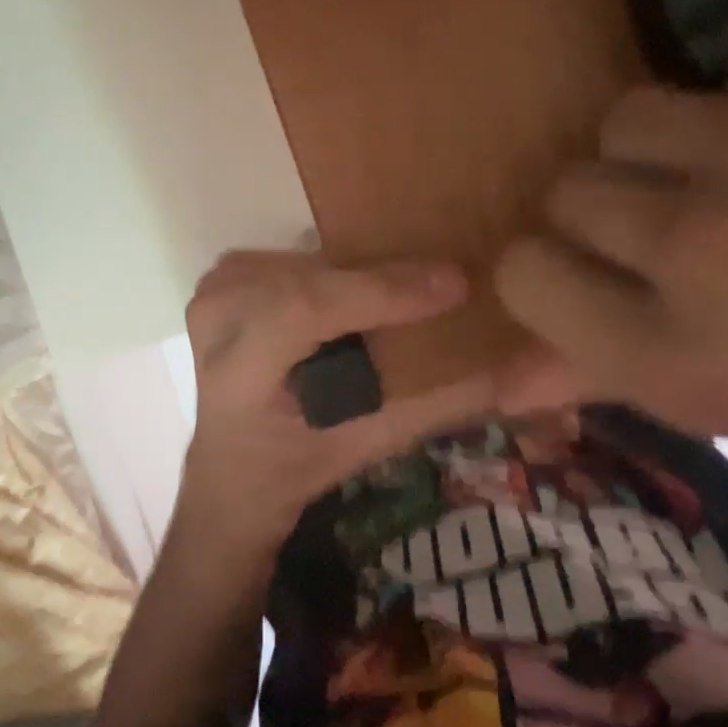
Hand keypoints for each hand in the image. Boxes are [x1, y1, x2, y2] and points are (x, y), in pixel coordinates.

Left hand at [177, 251, 496, 549]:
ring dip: (354, 273)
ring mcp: (213, 295)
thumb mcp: (365, 446)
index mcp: (236, 375)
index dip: (378, 292)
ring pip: (301, 260)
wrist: (233, 470)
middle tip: (447, 283)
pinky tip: (362, 283)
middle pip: (306, 278)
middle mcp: (214, 324)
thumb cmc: (295, 467)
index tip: (450, 285)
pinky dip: (331, 267)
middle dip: (378, 280)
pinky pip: (290, 256)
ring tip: (410, 286)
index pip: (301, 311)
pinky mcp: (224, 279)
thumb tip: (514, 374)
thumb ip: (431, 406)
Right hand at [493, 6, 727, 461]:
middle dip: (613, 203)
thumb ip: (625, 378)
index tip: (588, 263)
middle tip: (691, 215)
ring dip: (673, 141)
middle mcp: (708, 249)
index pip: (525, 277)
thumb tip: (498, 384)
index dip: (547, 266)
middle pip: (567, 188)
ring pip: (627, 113)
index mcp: (694, 360)